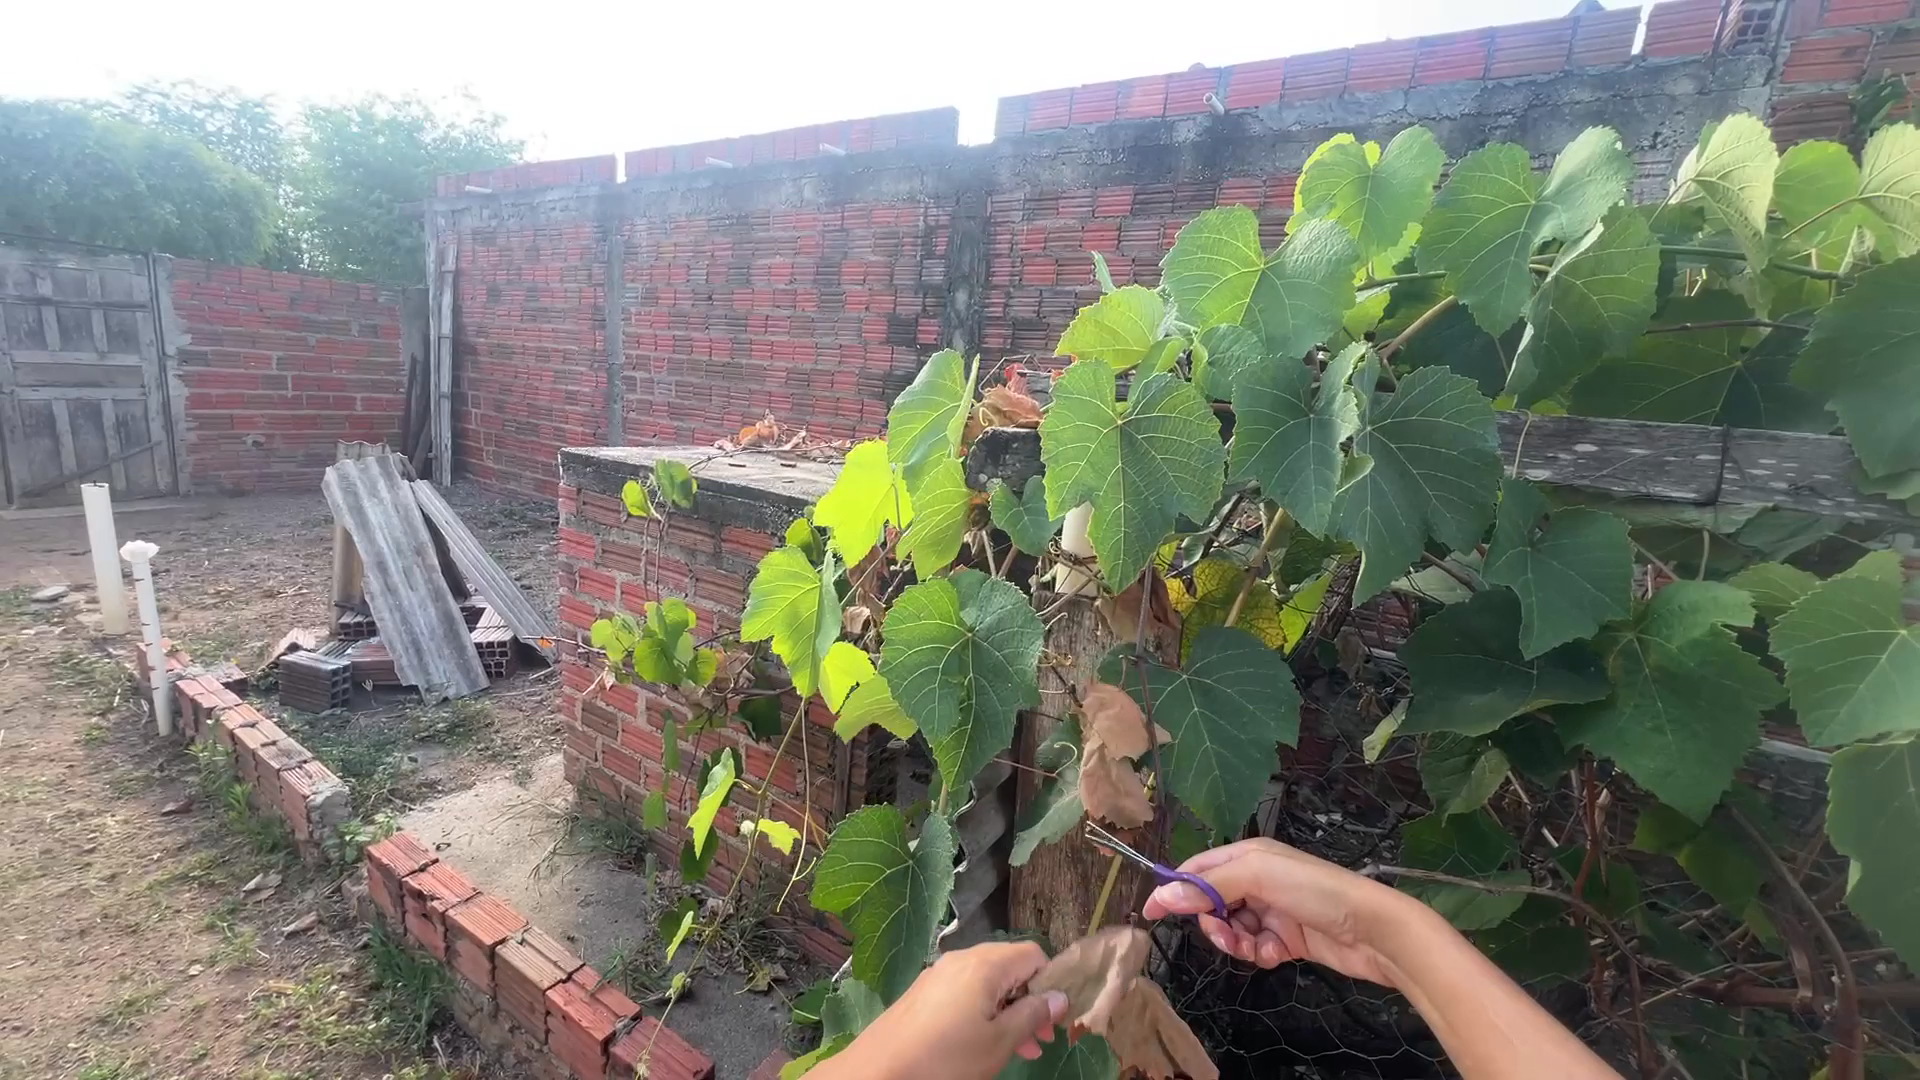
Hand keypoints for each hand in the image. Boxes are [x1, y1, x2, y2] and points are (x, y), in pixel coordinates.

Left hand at [814, 942, 1069, 1079]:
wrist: (878, 1072)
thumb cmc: (946, 1059)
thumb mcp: (998, 1044)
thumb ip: (1032, 1016)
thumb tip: (1060, 996)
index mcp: (985, 963)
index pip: (1033, 954)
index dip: (1051, 983)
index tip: (1057, 1019)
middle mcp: (963, 958)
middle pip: (1011, 966)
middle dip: (1030, 1000)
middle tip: (1043, 1041)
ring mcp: (941, 973)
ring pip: (988, 982)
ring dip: (1009, 1010)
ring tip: (1022, 1050)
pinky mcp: (926, 991)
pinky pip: (966, 991)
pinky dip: (984, 1012)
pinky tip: (985, 1044)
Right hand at [1143, 838, 1427, 988]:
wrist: (1373, 930)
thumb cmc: (1312, 890)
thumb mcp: (1256, 876)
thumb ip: (1209, 886)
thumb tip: (1163, 897)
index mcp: (1246, 855)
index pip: (1198, 869)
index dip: (1174, 889)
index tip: (1151, 913)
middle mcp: (1255, 879)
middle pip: (1211, 902)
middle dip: (1210, 921)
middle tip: (1223, 934)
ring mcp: (1271, 910)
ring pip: (1231, 928)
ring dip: (1234, 941)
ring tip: (1253, 949)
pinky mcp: (1286, 939)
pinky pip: (1255, 947)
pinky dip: (1259, 953)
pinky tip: (1275, 954)